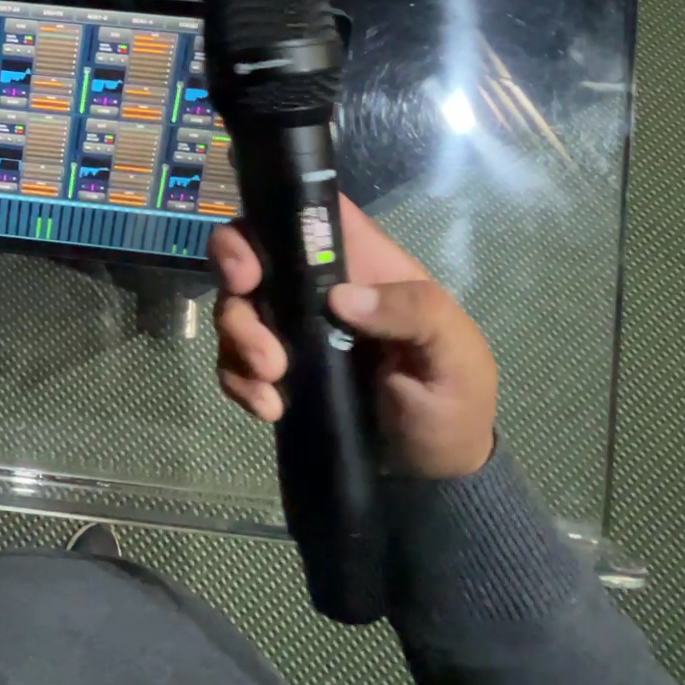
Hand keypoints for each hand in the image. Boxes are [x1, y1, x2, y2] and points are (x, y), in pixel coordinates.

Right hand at [208, 197, 498, 478]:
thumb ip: (414, 312)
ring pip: (232, 304)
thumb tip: (342, 298)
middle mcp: (312, 285)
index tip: (254, 258)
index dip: (270, 214)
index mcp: (358, 263)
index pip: (306, 213)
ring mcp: (285, 324)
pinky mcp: (268, 365)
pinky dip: (238, 380)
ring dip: (238, 338)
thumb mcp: (455, 352)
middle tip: (255, 325)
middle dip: (233, 278)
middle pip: (247, 250)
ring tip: (272, 378)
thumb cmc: (451, 397)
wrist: (429, 471)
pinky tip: (269, 407)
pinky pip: (230, 358)